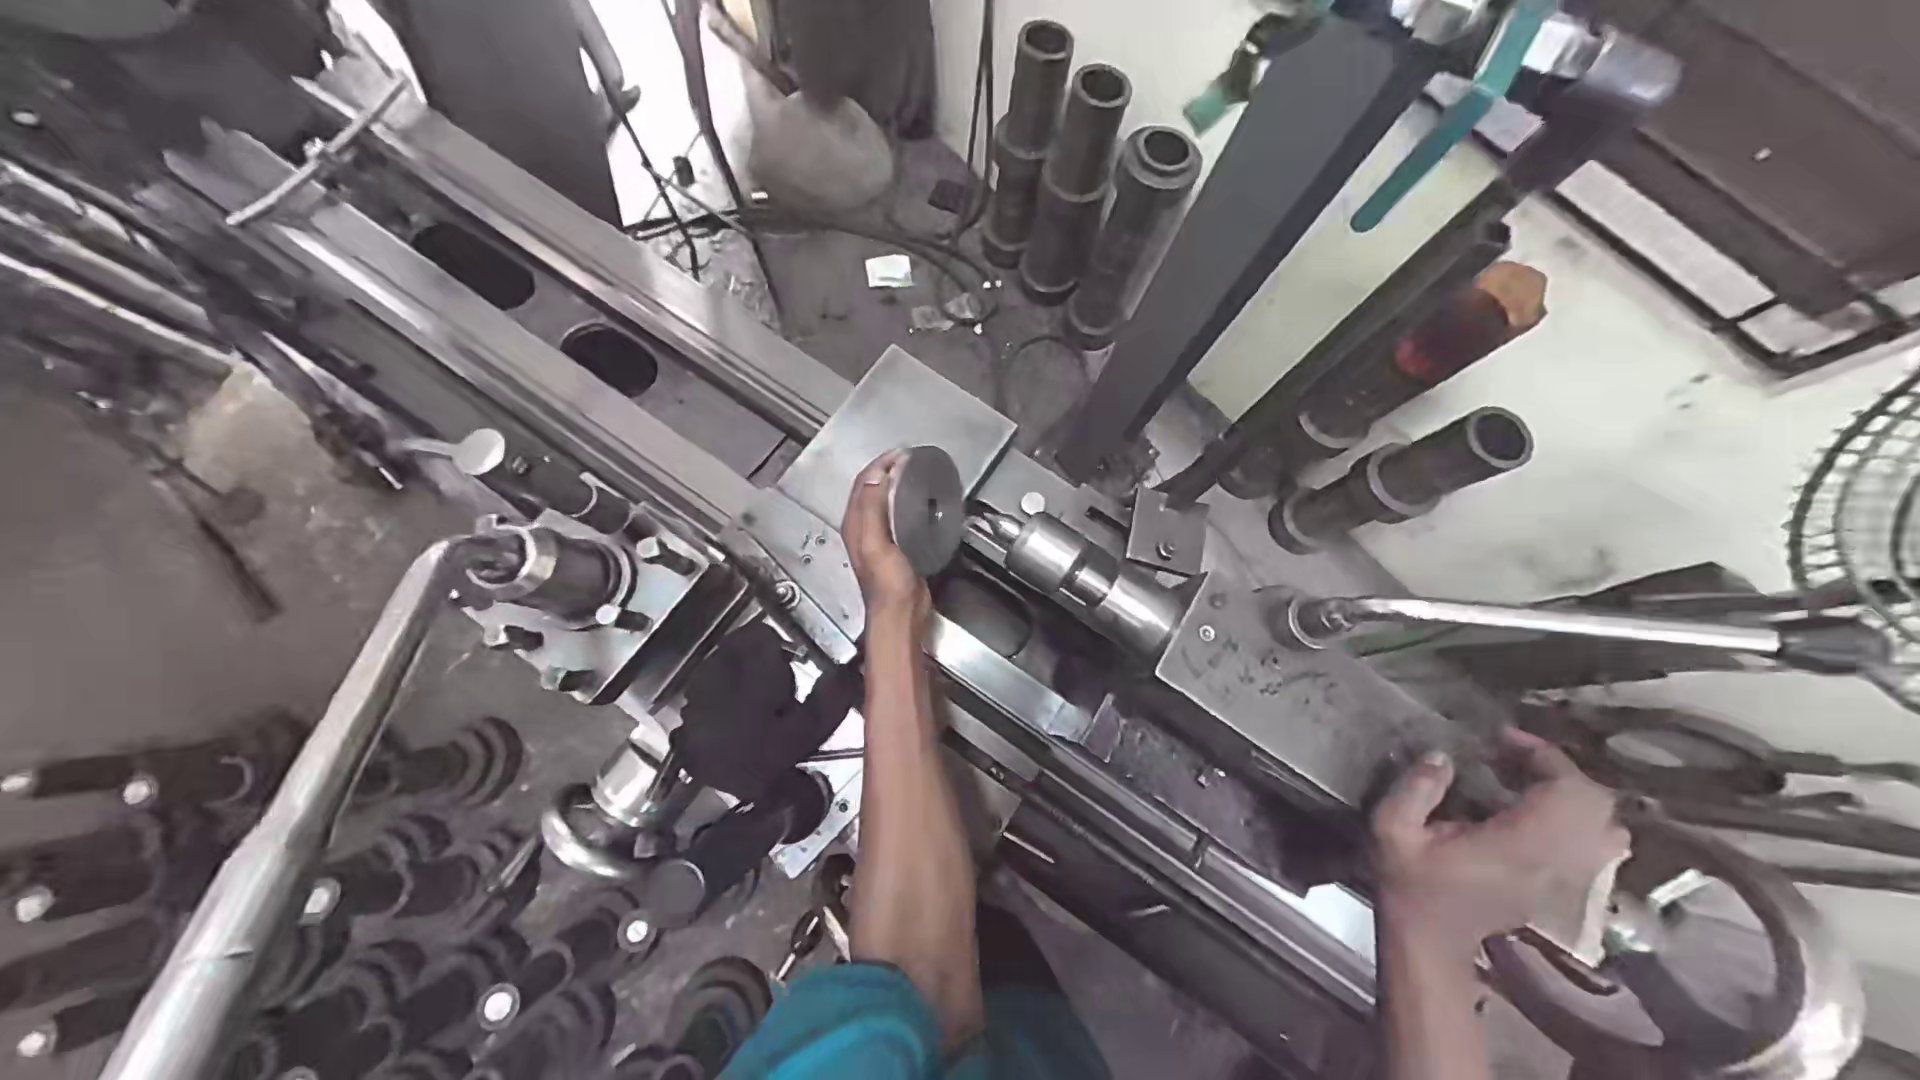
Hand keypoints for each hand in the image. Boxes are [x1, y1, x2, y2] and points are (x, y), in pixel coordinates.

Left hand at [842, 450, 930, 624]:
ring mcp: (879, 537)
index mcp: (855, 525)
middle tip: (908, 459)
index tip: (899, 454)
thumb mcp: (876, 542)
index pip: (864, 484)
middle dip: (887, 469)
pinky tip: (917, 501)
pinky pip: (896, 514)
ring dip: (895, 483)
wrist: (901, 612)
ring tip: (913, 473)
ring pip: (883, 500)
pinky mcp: (895, 546)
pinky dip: (904, 501)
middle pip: (871, 489)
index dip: (879, 465)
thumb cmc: (887, 584)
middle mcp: (863, 528)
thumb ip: (873, 509)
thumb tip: (877, 477)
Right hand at [1372, 730, 1628, 957]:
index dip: (1545, 757)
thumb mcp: (1392, 828)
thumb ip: (1416, 788)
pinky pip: (1596, 844)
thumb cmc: (1409, 880)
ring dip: (1569, 792)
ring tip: (1522, 777)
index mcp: (1518, 847)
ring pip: (1606, 826)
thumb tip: (1443, 756)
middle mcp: (1557, 863)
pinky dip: (1574, 815)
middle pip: (1597, 806)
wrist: (1431, 936)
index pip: (1568, 794)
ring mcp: (1567, 878)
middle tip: (1509, 755)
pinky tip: (1530, 805)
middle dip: (1558, 770)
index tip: (1503, 739)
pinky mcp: (1565, 885)